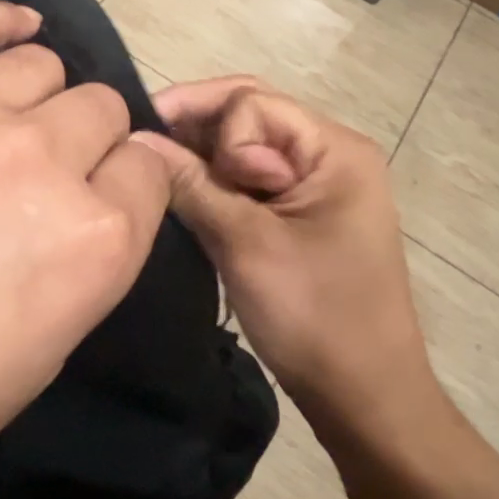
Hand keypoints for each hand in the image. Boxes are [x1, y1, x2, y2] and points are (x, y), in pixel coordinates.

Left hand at [0, 1, 171, 498]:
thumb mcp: (37, 357)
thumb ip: (82, 265)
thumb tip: (90, 209)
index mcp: (96, 241)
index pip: (148, 172)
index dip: (124, 187)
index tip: (97, 202)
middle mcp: (46, 158)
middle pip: (100, 110)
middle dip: (83, 144)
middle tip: (34, 180)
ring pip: (41, 64)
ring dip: (35, 99)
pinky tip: (11, 31)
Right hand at [132, 77, 438, 443]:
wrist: (363, 397)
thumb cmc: (313, 315)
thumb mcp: (245, 244)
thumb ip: (191, 186)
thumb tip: (135, 141)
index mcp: (334, 150)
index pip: (251, 101)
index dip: (204, 121)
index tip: (171, 164)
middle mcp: (328, 157)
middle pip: (247, 118)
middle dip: (194, 134)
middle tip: (146, 163)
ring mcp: (316, 189)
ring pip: (243, 152)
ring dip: (200, 163)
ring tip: (158, 185)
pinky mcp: (300, 219)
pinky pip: (249, 185)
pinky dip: (214, 189)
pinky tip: (183, 204)